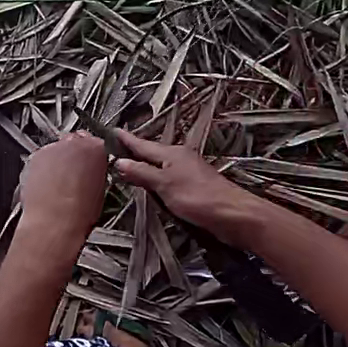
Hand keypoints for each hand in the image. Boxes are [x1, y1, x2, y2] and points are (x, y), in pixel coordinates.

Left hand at [19, 132, 109, 243]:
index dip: (93, 157)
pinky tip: (48, 184)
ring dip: (59, 162)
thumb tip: (92, 174)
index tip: (91, 166)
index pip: (98, 144)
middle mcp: (73, 143)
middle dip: (75, 156)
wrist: (53, 224)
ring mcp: (53, 149)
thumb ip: (97, 173)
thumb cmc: (77, 214)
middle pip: (76, 142)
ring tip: (59, 183)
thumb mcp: (100, 191)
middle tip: (74, 175)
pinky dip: (44, 168)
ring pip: (58, 150)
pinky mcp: (35, 157)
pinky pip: (42, 158)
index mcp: (96, 149)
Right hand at [112, 130, 262, 241]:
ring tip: (130, 168)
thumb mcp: (164, 185)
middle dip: (135, 152)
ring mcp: (189, 173)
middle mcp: (180, 159)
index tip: (114, 131)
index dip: (127, 139)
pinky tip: (153, 188)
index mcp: (172, 154)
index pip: (143, 145)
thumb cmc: (198, 197)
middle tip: (117, 150)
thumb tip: (120, 162)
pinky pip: (169, 180)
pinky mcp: (195, 188)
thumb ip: (142, 173)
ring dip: (146, 167)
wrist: (233, 215)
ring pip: (161, 167)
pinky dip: (158, 181)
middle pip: (152, 155)